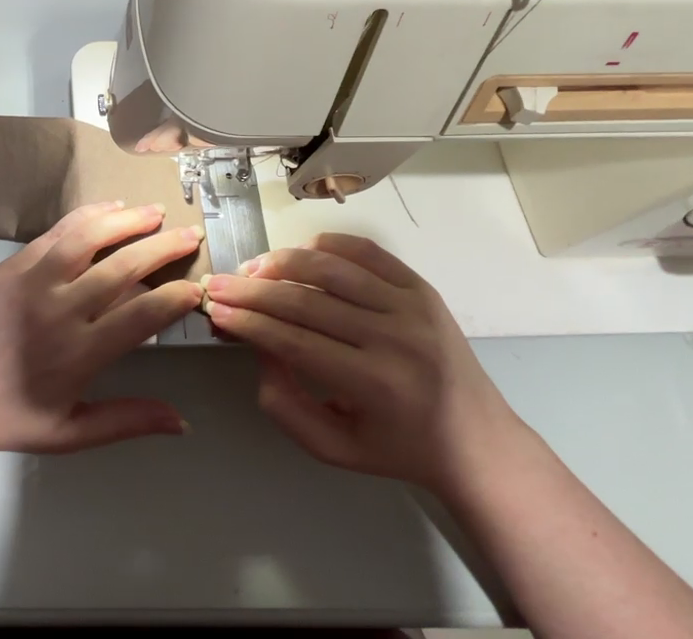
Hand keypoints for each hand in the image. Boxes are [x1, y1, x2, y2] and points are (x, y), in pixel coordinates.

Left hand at [0, 202, 203, 461]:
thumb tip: (182, 422)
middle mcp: (60, 310)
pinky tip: (107, 209)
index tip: (198, 288)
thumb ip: (126, 421)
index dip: (176, 297)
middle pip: (123, 267)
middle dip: (162, 247)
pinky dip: (85, 217)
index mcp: (80, 353)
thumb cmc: (7, 419)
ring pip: (88, 238)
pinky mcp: (11, 267)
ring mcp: (33, 282)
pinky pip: (55, 234)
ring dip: (126, 221)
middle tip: (190, 234)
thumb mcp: (69, 433)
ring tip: (154, 212)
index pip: (143, 315)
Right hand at [203, 234, 524, 494]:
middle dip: (252, 290)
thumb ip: (284, 405)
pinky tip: (299, 254)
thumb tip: (257, 348)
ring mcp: (412, 307)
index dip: (248, 323)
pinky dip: (327, 245)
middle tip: (217, 284)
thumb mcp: (333, 448)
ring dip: (282, 262)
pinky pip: (366, 252)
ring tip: (252, 268)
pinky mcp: (422, 288)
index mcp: (374, 384)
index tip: (215, 311)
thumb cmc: (397, 448)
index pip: (294, 341)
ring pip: (332, 268)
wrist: (477, 440)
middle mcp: (394, 338)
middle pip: (306, 300)